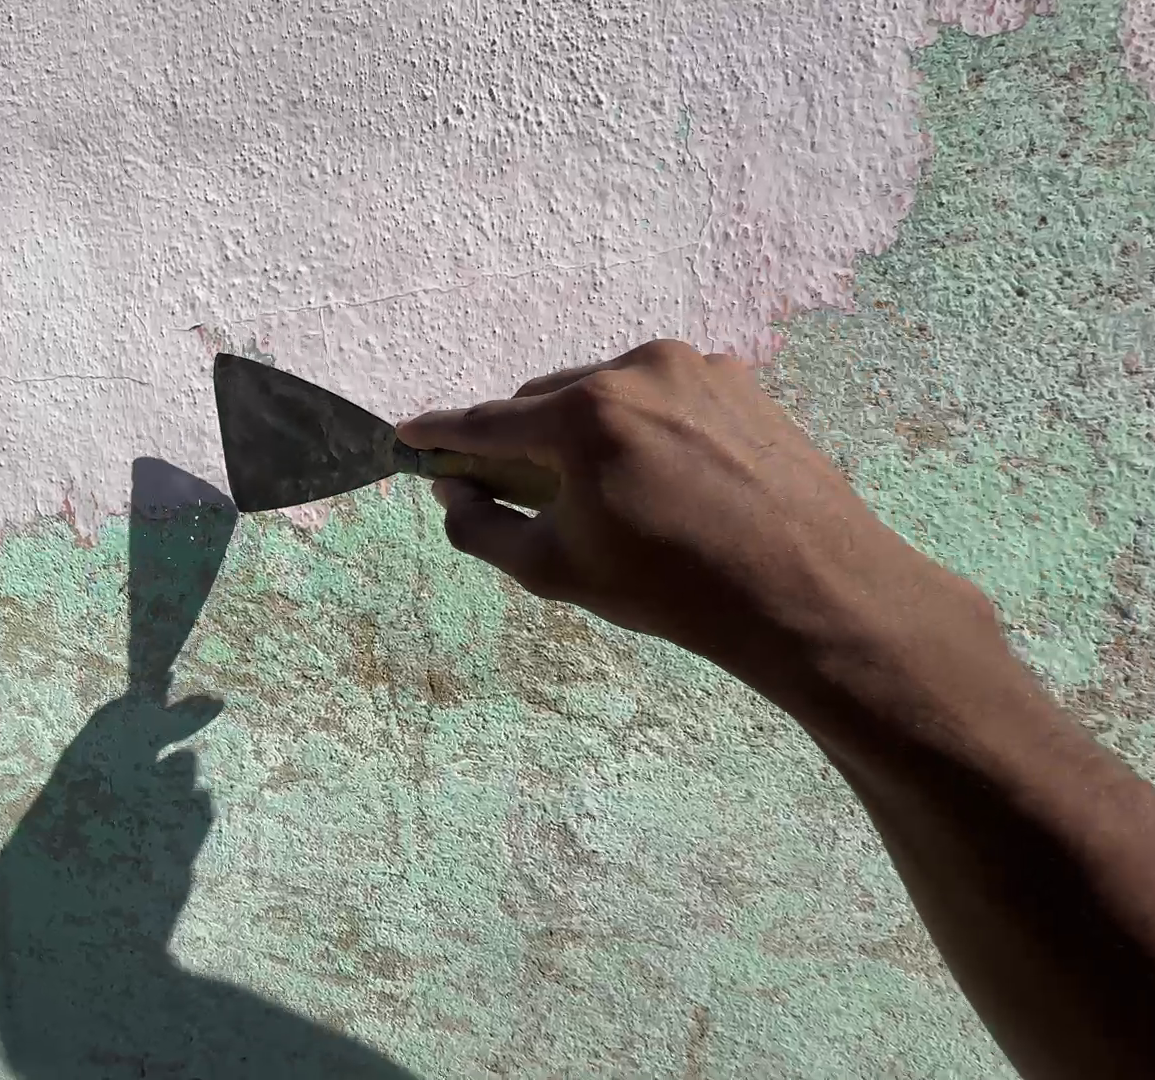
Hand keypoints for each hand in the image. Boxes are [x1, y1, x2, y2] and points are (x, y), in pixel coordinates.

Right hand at [397, 339, 983, 669]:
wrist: (813, 593)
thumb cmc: (667, 587)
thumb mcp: (550, 569)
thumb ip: (479, 526)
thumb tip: (451, 492)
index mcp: (584, 415)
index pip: (485, 422)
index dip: (438, 433)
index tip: (405, 436)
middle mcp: (634, 369)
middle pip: (539, 400)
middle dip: (514, 440)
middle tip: (515, 486)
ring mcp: (692, 366)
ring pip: (595, 390)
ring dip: (571, 429)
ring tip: (593, 485)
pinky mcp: (735, 377)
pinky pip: (649, 392)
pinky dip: (627, 423)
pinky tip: (649, 470)